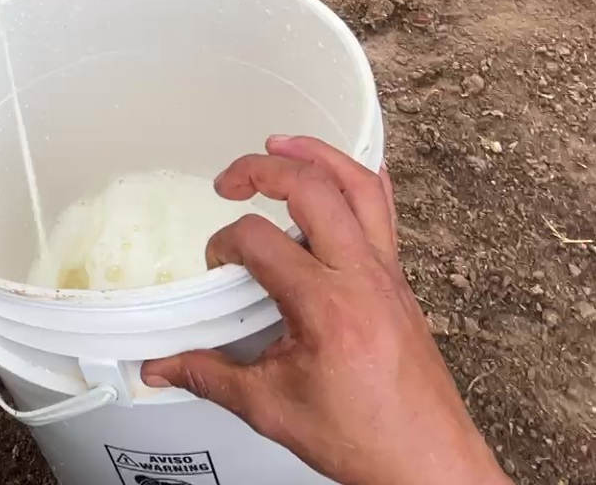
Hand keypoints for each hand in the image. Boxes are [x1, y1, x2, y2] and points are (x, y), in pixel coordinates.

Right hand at [142, 136, 510, 484]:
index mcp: (326, 305)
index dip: (224, 245)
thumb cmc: (365, 443)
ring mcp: (386, 273)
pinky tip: (335, 171)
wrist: (435, 468)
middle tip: (228, 180)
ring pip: (359, 185)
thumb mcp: (272, 410)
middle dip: (261, 170)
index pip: (258, 240)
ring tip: (278, 142)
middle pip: (312, 188)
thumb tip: (159, 366)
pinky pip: (385, 209)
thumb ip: (208, 375)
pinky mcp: (398, 278)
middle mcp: (362, 277)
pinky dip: (359, 178)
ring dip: (315, 154)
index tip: (217, 268)